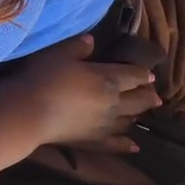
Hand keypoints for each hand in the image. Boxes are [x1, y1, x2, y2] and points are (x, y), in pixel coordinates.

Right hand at [10, 35, 159, 150]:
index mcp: (107, 80)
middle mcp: (115, 104)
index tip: (149, 73)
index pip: (133, 75)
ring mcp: (108, 125)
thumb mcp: (57, 54)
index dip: (142, 73)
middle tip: (152, 93)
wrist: (32, 112)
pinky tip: (134, 144)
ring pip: (131, 120)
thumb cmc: (43, 77)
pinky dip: (128, 143)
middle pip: (140, 100)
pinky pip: (118, 143)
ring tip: (140, 112)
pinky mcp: (97, 141)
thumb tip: (93, 40)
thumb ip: (77, 47)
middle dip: (148, 95)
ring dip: (137, 114)